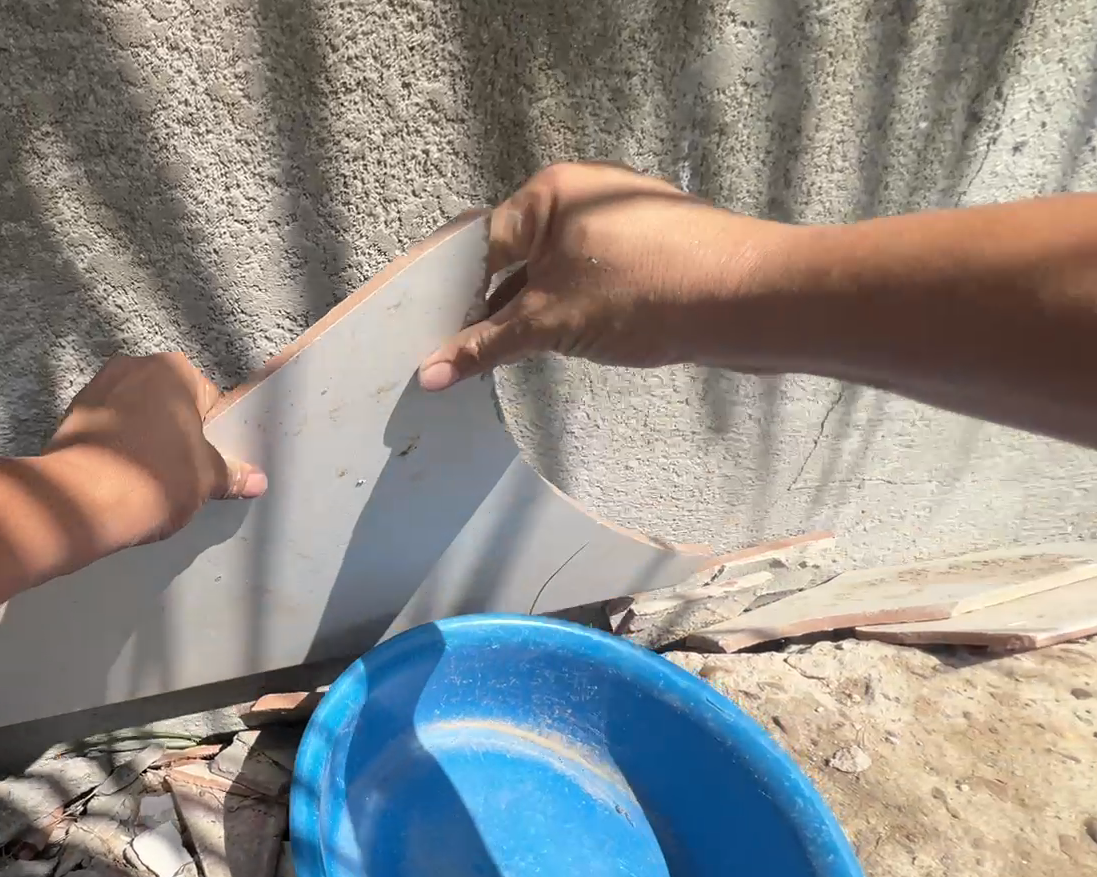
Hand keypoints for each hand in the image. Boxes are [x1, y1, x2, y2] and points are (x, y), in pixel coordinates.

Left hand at [41, 352, 266, 546]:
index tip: (210, 462)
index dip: (213, 435)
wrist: (82, 502)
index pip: (208, 399)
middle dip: (175, 433)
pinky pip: (106, 429)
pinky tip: (121, 477)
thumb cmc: (154, 478)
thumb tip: (256, 481)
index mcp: (173, 369)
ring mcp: (96, 388)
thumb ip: (231, 474)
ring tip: (149, 477)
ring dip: (143, 438)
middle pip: (168, 403)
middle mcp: (132, 366)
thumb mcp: (205, 479)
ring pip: (134, 415)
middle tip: (182, 472)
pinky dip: (116, 447)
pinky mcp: (70, 414)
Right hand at [419, 163, 790, 388]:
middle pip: (505, 258)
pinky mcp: (635, 252)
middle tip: (447, 351)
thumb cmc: (642, 293)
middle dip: (478, 307)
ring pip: (538, 273)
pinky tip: (532, 346)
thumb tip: (426, 378)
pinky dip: (548, 311)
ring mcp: (609, 224)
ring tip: (482, 356)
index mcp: (549, 193)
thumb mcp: (547, 323)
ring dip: (513, 315)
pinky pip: (570, 280)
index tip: (424, 335)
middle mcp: (577, 198)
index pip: (477, 246)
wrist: (757, 301)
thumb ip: (481, 347)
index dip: (448, 295)